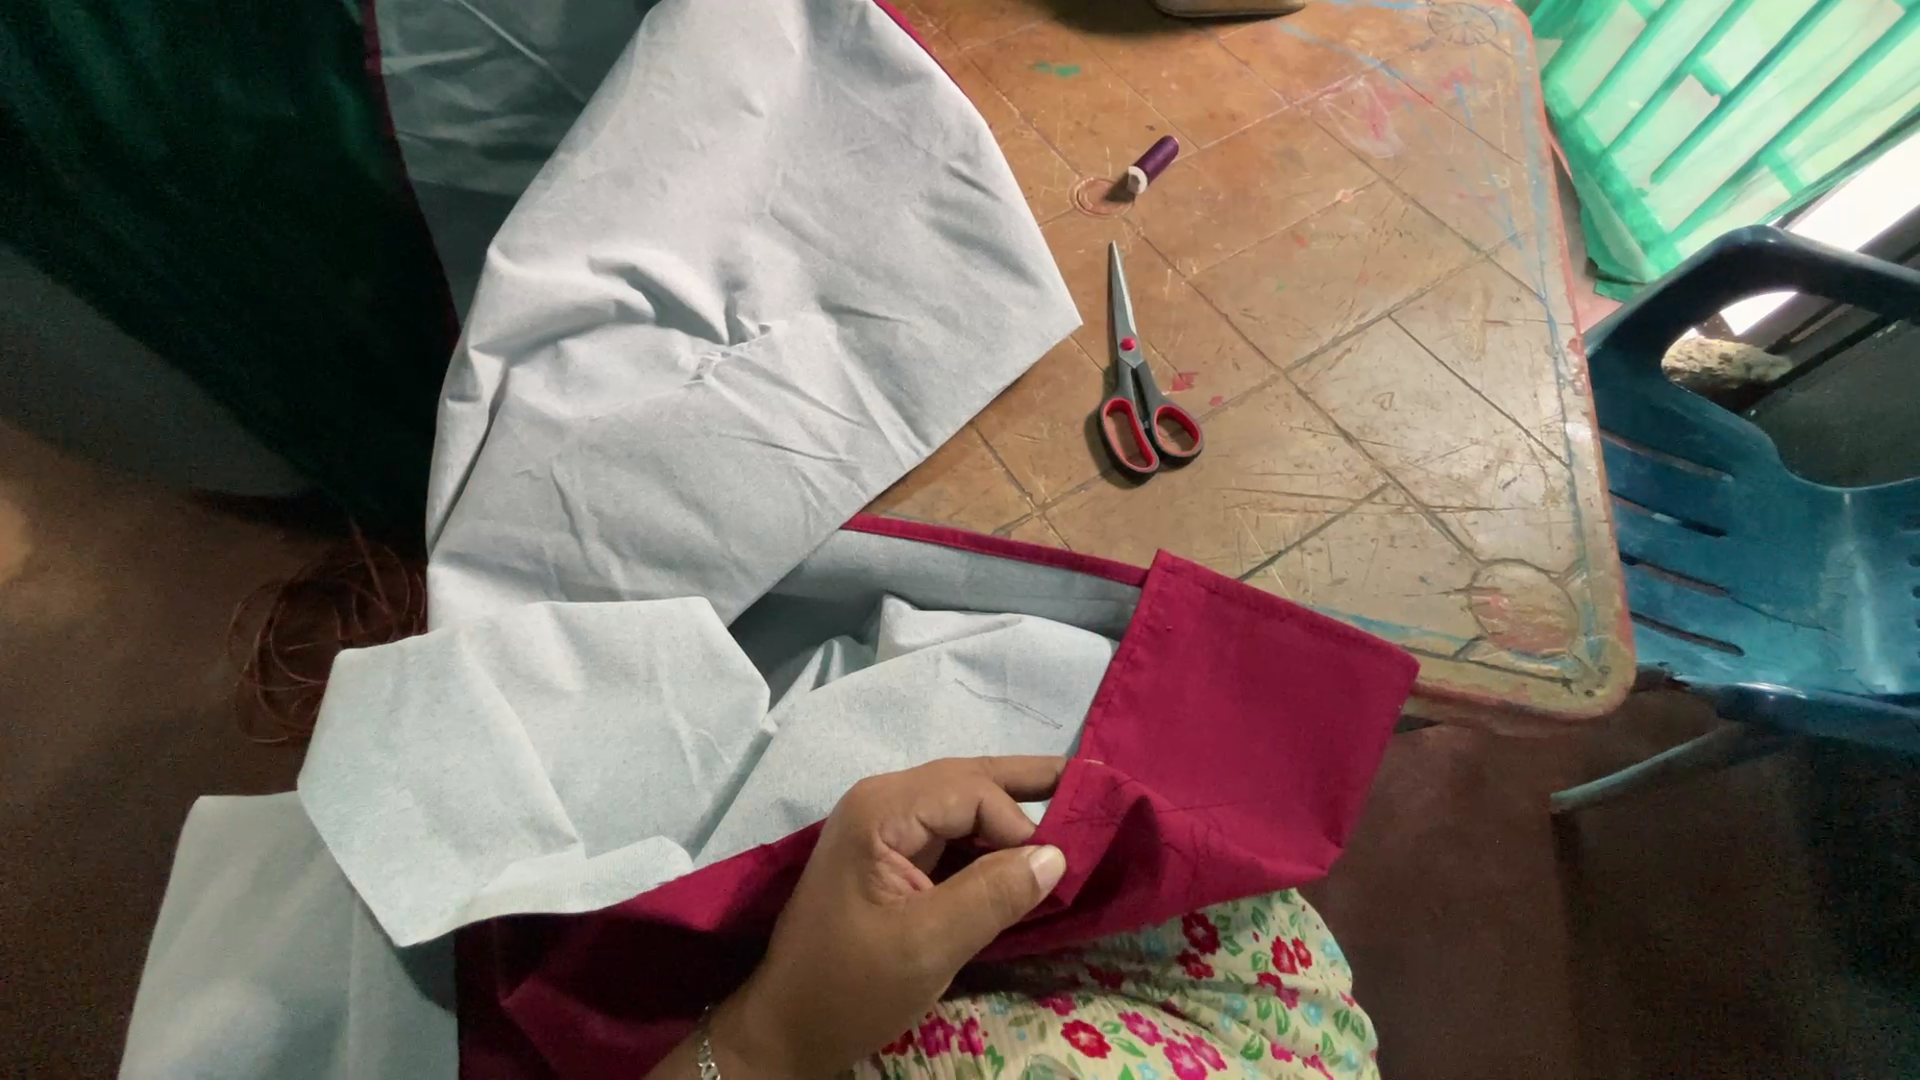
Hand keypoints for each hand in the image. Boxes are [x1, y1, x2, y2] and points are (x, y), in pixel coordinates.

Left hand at [707, 756, 1068, 1078]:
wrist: (784, 1028)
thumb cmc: (848, 988)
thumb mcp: (926, 948)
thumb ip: (991, 895)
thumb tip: (1055, 855)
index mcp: (882, 810)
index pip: (971, 792)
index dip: (1017, 826)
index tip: (1053, 872)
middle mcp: (883, 800)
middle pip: (967, 779)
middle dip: (1025, 782)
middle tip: (1086, 777)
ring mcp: (883, 822)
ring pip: (960, 798)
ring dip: (1009, 804)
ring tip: (1065, 797)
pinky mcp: (888, 848)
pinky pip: (949, 827)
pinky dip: (987, 834)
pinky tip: (1020, 841)